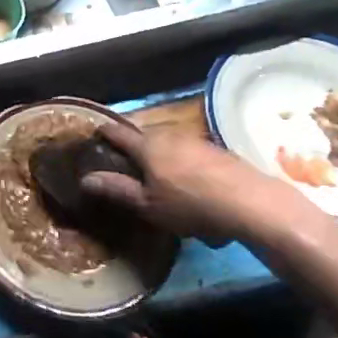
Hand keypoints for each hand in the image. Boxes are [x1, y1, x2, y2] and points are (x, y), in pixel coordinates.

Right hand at [79, 122, 321, 243]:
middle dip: (136, 148)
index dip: (105, 133)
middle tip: (127, 165)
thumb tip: (85, 178)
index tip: (95, 132)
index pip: (119, 133)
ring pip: (170, 146)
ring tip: (161, 181)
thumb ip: (116, 189)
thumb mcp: (147, 204)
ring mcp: (197, 142)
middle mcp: (170, 136)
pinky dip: (185, 168)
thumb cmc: (190, 204)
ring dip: (162, 159)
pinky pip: (191, 156)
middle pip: (146, 138)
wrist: (251, 204)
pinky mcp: (218, 152)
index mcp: (147, 146)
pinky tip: (192, 192)